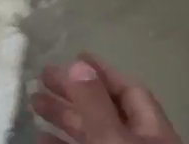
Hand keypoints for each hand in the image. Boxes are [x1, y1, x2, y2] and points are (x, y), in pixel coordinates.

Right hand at [32, 57, 181, 143]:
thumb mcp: (112, 139)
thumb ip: (94, 103)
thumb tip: (77, 64)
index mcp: (154, 134)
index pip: (130, 93)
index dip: (103, 72)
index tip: (74, 54)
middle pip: (107, 112)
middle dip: (73, 93)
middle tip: (41, 78)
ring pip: (93, 136)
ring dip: (63, 118)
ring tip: (34, 104)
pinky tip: (42, 139)